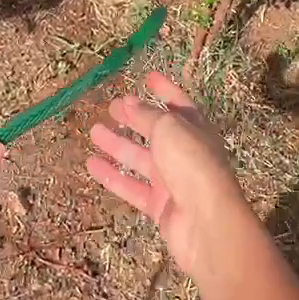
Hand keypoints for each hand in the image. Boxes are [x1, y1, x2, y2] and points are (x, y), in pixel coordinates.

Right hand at [86, 72, 253, 275]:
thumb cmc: (191, 163)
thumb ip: (147, 115)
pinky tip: (92, 165)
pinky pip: (132, 186)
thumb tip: (129, 102)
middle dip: (134, 117)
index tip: (147, 77)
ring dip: (117, 144)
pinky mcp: (159, 206)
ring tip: (94, 131)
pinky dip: (112, 176)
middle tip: (111, 106)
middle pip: (155, 131)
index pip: (177, 103)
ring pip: (140, 158)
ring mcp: (172, 180)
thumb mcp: (168, 128)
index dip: (164, 89)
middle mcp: (184, 152)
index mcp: (194, 128)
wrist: (206, 223)